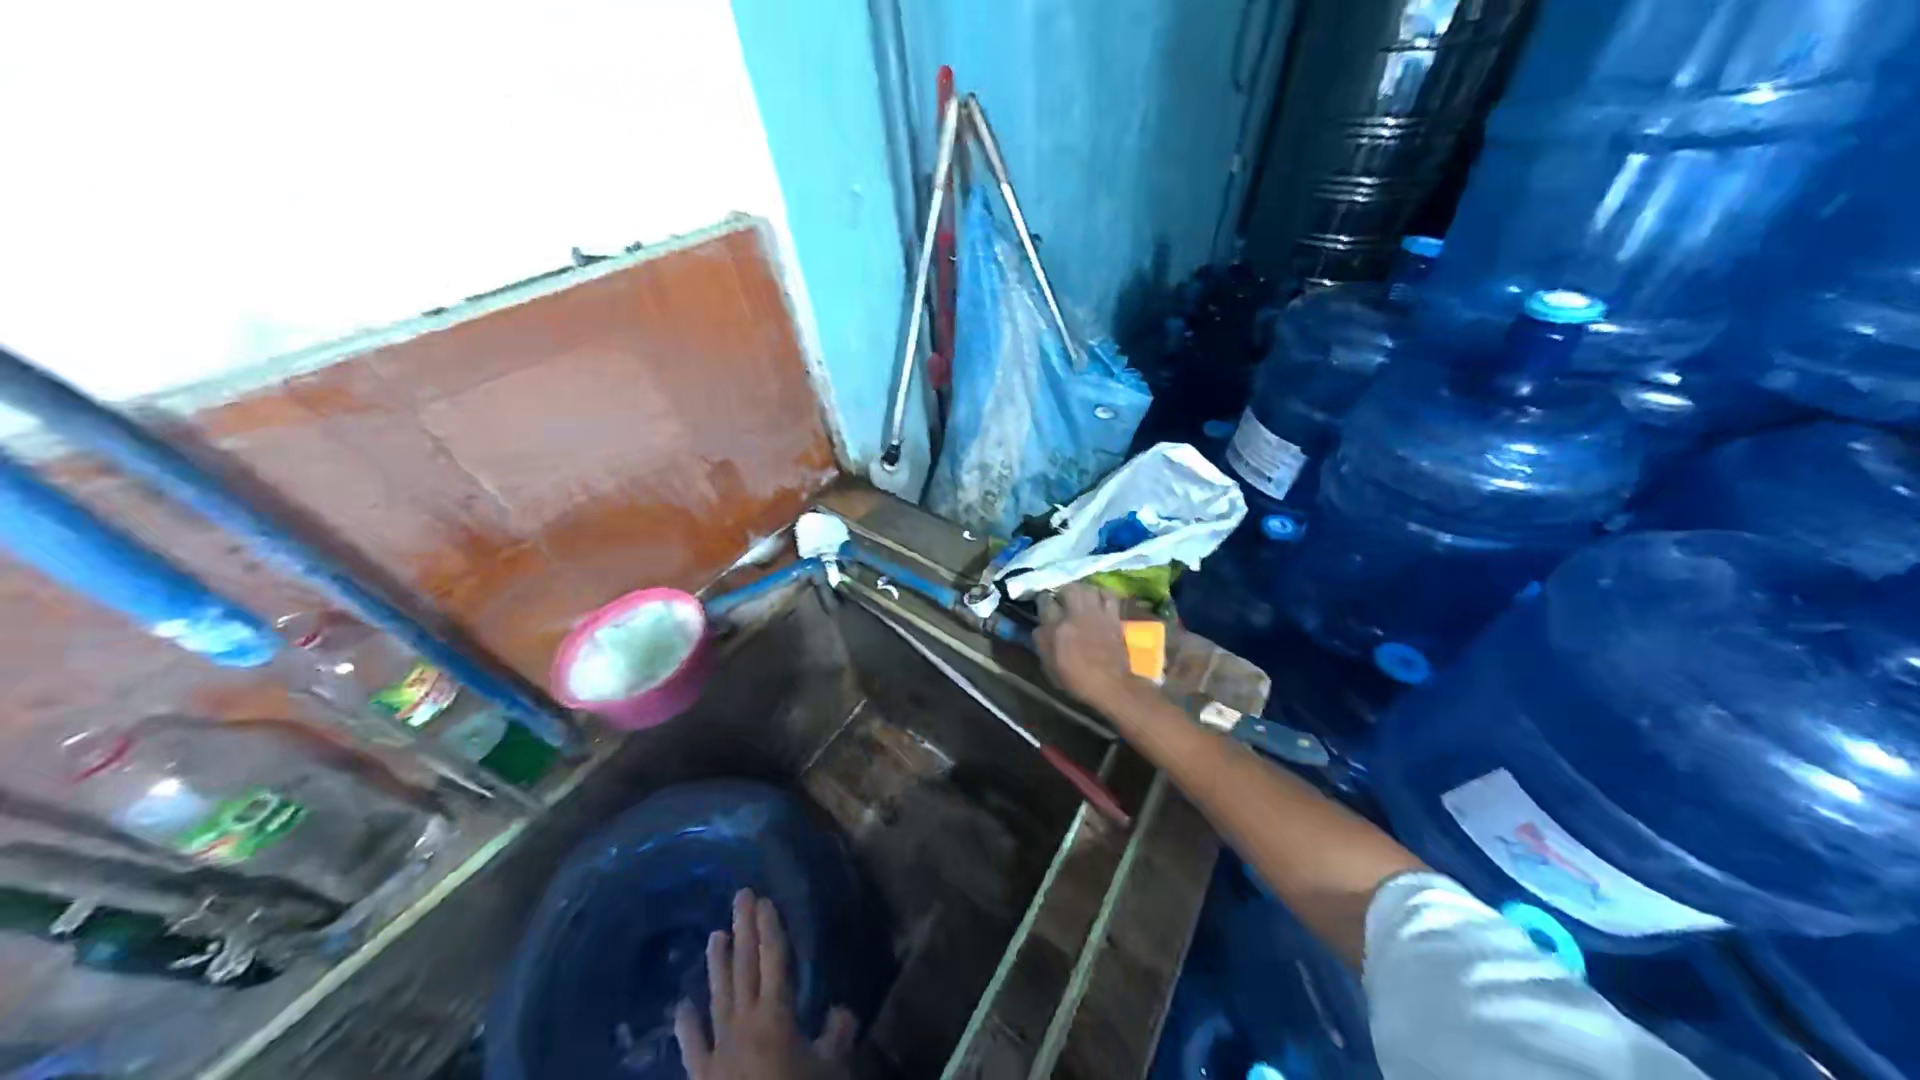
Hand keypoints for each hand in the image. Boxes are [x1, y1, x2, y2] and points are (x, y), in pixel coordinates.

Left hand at [674, 889, 857, 1079]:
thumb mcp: (832, 1073)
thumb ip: (836, 1038)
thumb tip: (841, 1011)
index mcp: (776, 1018)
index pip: (774, 962)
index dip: (771, 930)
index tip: (764, 900)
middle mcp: (743, 1025)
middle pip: (744, 968)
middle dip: (744, 930)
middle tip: (740, 896)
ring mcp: (717, 1051)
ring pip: (718, 997)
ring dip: (717, 964)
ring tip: (715, 934)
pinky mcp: (701, 1079)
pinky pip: (692, 1046)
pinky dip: (687, 1025)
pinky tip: (682, 1006)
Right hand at [1035, 583, 1142, 710]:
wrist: (1111, 686)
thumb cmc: (1077, 680)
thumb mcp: (1049, 666)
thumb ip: (1041, 643)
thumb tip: (1040, 627)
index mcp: (1057, 630)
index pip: (1045, 603)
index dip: (1043, 602)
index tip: (1044, 606)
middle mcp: (1076, 616)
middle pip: (1068, 588)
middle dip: (1062, 591)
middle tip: (1061, 600)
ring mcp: (1097, 615)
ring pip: (1088, 588)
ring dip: (1081, 590)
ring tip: (1079, 598)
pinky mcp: (1113, 617)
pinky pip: (1109, 595)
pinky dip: (1102, 594)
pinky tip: (1098, 601)